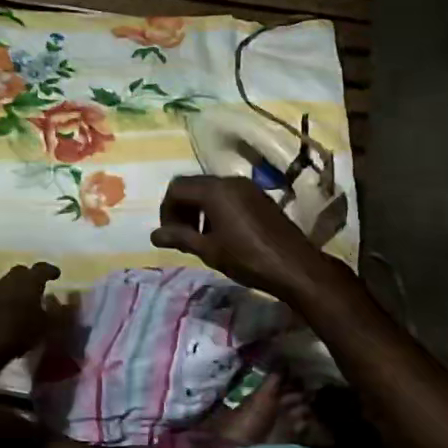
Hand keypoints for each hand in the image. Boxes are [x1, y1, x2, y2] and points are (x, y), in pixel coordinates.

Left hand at [0, 262, 60, 365]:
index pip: (42, 268)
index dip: (50, 270)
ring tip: (22, 302)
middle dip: (30, 277)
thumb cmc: (20, 333)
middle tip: (38, 287)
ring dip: (14, 289)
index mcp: (29, 282)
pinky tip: (4, 314)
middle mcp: (8, 281)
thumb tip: (69, 303)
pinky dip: (1, 302)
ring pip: (5, 284)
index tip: (57, 275)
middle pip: (20, 272)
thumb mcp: (48, 326)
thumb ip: (60, 313)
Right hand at [151, 176, 337, 302]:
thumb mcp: (209, 250)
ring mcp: (249, 187)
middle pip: (194, 185)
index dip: (166, 210)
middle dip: (182, 208)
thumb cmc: (247, 259)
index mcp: (214, 190)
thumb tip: (154, 235)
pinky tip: (223, 235)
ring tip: (201, 237)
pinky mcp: (261, 197)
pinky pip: (230, 195)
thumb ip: (180, 238)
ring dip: (199, 209)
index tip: (169, 234)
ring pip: (212, 190)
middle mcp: (231, 181)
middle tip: (181, 236)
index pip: (176, 188)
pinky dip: (218, 209)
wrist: (294, 266)